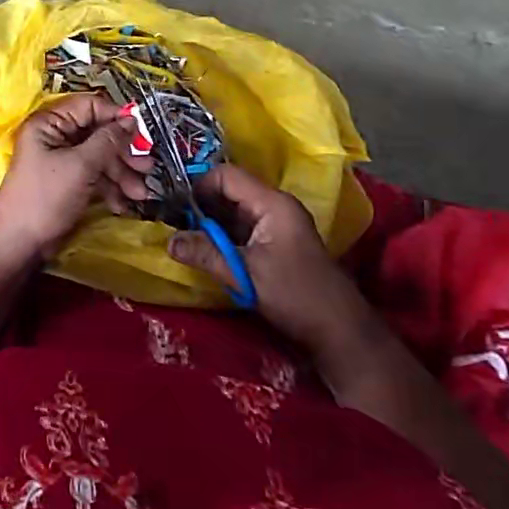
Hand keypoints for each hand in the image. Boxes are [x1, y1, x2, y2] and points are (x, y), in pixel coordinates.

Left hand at [0, 95, 154, 260]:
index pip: (88, 106)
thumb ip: (107, 141)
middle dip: (123, 152)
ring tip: (140, 193)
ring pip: (98, 157)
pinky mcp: (67, 181)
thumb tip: (130, 120)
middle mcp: (54, 136)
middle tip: (147, 167)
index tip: (142, 133)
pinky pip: (93, 176)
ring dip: (121, 173)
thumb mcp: (81, 166)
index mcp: (49, 123)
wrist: (20, 242)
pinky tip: (122, 205)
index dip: (116, 117)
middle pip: (97, 133)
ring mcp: (61, 160)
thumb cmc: (46, 197)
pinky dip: (109, 187)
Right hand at [167, 165, 377, 352]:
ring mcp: (275, 225)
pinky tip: (203, 247)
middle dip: (199, 203)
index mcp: (272, 203)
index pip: (226, 175)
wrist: (341, 333)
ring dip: (208, 221)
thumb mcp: (245, 274)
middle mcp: (274, 206)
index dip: (198, 184)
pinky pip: (239, 227)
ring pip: (231, 210)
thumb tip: (168, 241)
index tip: (175, 205)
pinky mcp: (273, 243)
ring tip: (181, 233)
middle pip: (228, 190)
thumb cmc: (296, 296)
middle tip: (171, 219)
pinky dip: (220, 234)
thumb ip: (205, 253)